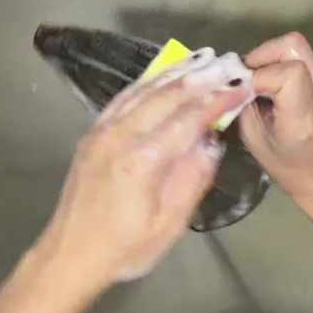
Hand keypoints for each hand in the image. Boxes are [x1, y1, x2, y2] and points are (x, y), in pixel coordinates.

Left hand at [30, 67, 253, 292]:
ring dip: (176, 72)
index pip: (189, 118)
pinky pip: (124, 97)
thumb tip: (212, 140)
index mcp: (144, 160)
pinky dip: (148, 82)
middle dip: (201, 76)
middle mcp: (121, 135)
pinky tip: (163, 75)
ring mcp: (103, 130)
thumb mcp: (169, 224)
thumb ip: (193, 178)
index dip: (218, 98)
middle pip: (167, 95)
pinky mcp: (93, 132)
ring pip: (144, 90)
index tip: (242, 83)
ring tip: (202, 59)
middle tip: (228, 61)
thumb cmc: (125, 247)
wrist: (70, 253)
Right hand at [238, 32, 312, 210]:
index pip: (287, 73)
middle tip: (249, 72)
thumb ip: (244, 107)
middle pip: (295, 46)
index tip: (243, 87)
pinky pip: (306, 61)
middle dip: (265, 52)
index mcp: (304, 120)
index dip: (259, 74)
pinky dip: (286, 66)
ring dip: (274, 58)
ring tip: (261, 81)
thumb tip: (234, 80)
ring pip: (300, 49)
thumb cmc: (291, 170)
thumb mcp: (256, 143)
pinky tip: (278, 89)